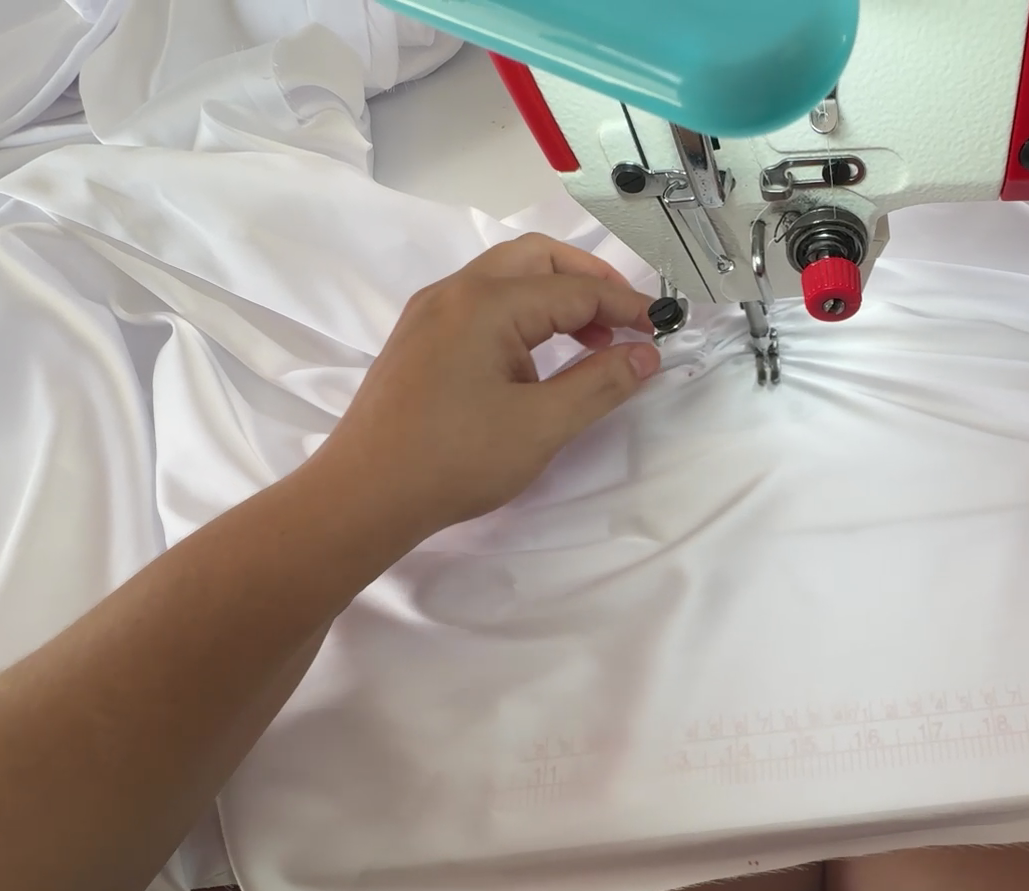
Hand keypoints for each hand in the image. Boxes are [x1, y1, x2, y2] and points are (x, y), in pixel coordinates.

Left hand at [313, 234, 657, 536]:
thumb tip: (646, 354)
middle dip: (591, 282)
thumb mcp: (543, 425)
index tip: (663, 328)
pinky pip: (487, 304)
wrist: (365, 495)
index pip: (574, 289)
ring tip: (596, 343)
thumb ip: (601, 383)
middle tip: (628, 321)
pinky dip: (529, 315)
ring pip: (510, 278)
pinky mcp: (425, 338)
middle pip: (537, 258)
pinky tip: (545, 356)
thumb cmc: (457, 459)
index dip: (625, 306)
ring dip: (560, 298)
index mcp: (486, 304)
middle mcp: (455, 292)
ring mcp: (433, 313)